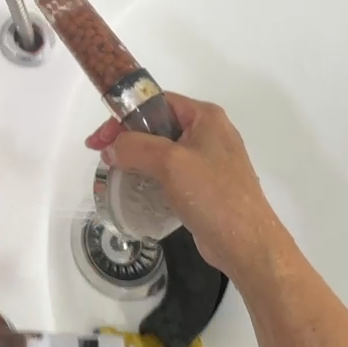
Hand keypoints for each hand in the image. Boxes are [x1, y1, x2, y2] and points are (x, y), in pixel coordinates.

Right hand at [85, 94, 288, 280]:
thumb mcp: (170, 163)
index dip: (124, 115)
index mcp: (205, 117)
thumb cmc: (213, 195)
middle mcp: (209, 132)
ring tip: (113, 171)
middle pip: (157, 124)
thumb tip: (110, 149)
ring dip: (136, 157)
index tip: (100, 138)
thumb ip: (135, 147)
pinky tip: (135, 187)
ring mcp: (208, 160)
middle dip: (126, 137)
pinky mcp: (204, 184)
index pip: (156, 101)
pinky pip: (170, 171)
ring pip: (162, 149)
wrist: (247, 245)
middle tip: (101, 155)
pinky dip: (149, 174)